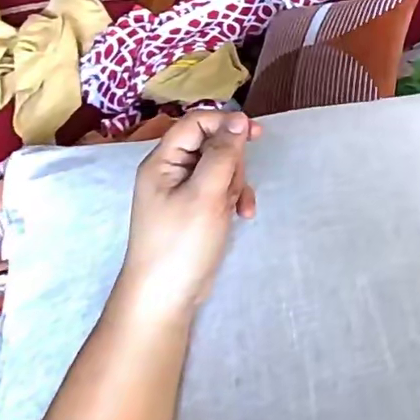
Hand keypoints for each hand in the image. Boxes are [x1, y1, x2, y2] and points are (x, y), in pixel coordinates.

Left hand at [114, 110, 261, 321]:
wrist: (164, 300)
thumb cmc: (181, 243)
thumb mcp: (206, 194)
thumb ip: (223, 153)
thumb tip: (239, 119)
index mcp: (163, 161)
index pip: (197, 122)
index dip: (226, 122)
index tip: (256, 134)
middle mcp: (171, 171)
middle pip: (212, 144)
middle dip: (233, 162)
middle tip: (235, 186)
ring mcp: (183, 191)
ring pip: (221, 167)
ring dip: (236, 183)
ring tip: (236, 207)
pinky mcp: (196, 209)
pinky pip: (221, 189)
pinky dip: (234, 198)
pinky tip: (243, 215)